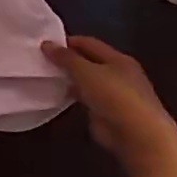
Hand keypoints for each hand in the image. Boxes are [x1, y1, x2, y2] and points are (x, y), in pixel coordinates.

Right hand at [41, 36, 176, 169]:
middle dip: (65, 59)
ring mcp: (113, 92)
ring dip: (67, 77)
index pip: (88, 43)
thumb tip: (46, 44)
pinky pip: (84, 95)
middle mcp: (118, 73)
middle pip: (87, 60)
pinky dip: (71, 93)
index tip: (42, 44)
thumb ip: (65, 57)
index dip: (66, 41)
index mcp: (118, 59)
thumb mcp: (85, 71)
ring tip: (42, 75)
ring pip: (84, 79)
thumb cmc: (114, 96)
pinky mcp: (105, 109)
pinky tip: (55, 93)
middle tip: (39, 59)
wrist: (137, 134)